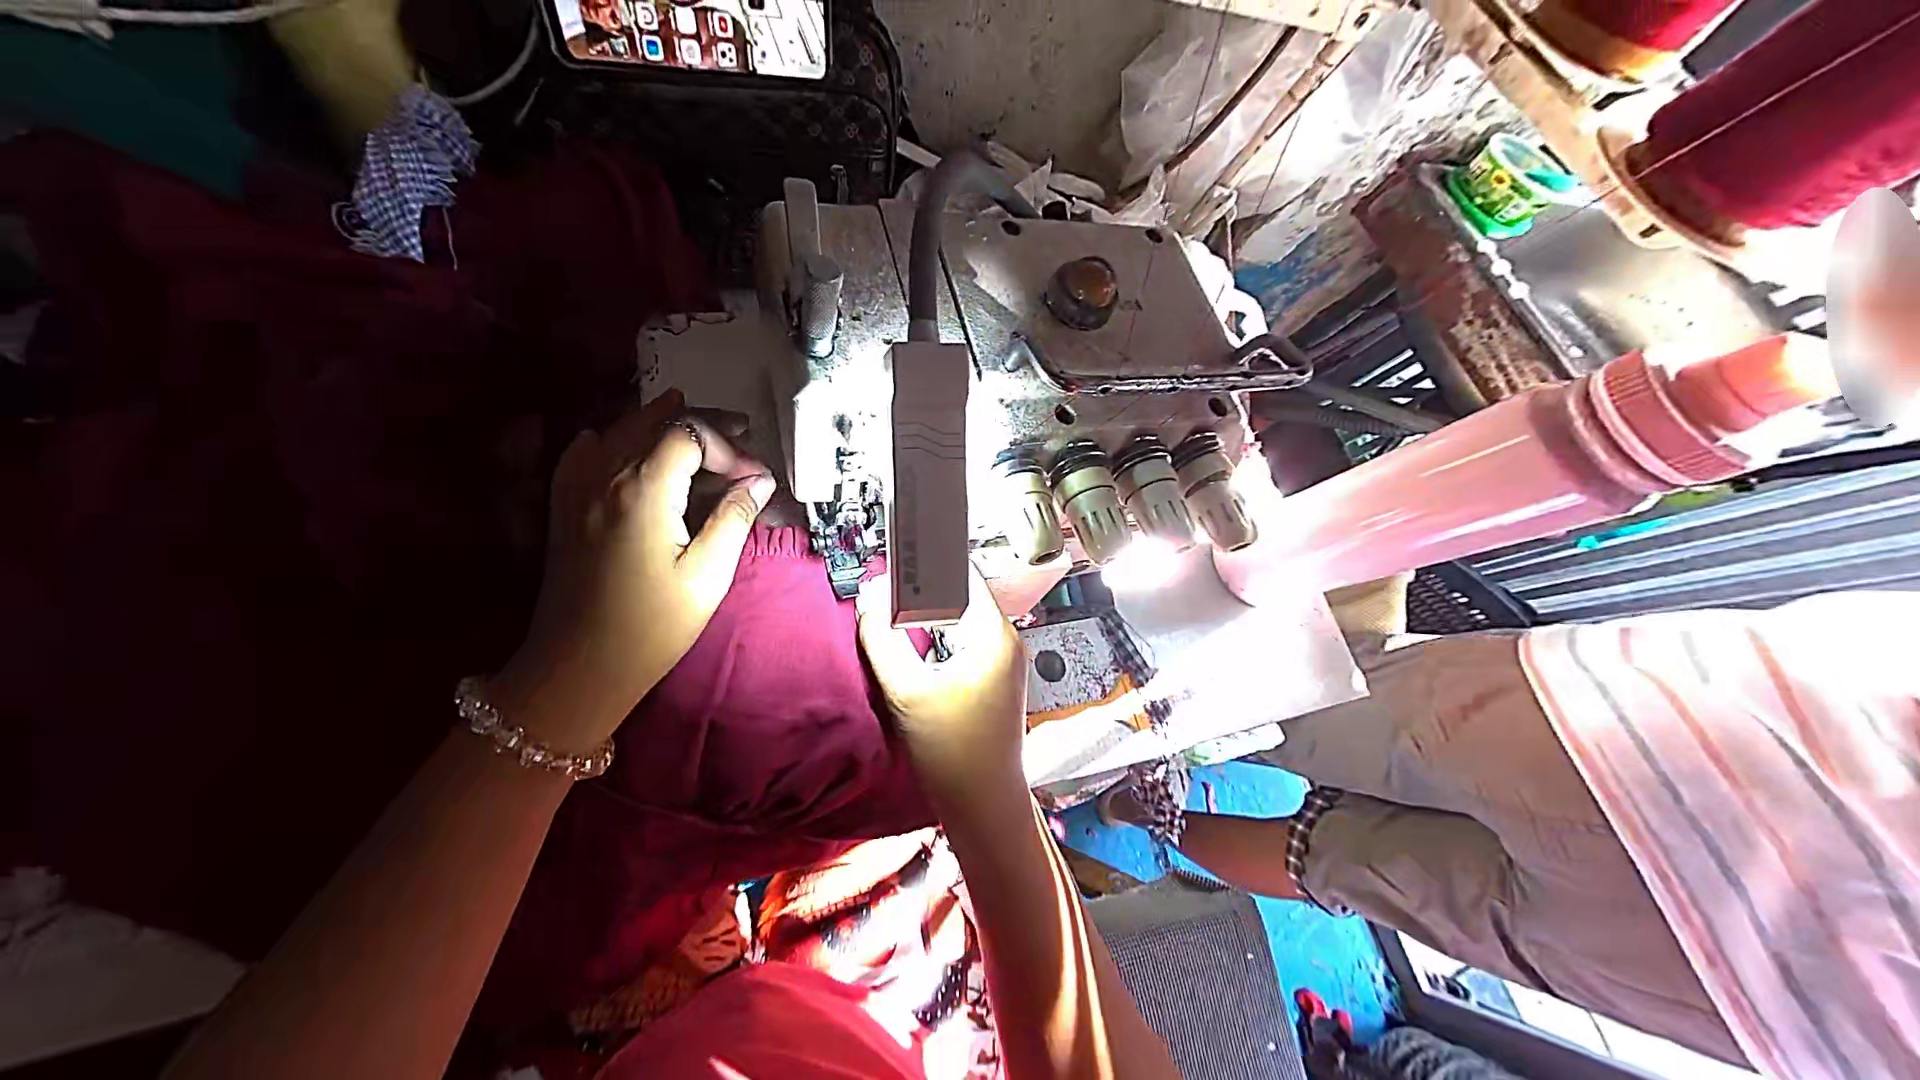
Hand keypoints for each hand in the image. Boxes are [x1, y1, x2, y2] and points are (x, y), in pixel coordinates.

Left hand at [492, 392, 774, 752]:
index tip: (755, 478)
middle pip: (655, 421)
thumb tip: (759, 481)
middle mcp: (602, 476)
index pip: (690, 435)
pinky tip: (631, 445)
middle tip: (740, 433)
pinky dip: (617, 437)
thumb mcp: (707, 576)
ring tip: (699, 431)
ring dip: (663, 423)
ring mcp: (576, 487)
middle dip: (703, 423)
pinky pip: (586, 449)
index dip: (729, 447)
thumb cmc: (651, 627)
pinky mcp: (563, 504)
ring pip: (621, 428)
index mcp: (642, 491)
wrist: (579, 667)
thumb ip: (734, 518)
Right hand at [857, 568, 1027, 804]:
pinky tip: (914, 647)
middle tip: (886, 587)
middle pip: (959, 596)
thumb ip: (882, 639)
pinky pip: (961, 641)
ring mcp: (1001, 660)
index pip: (961, 576)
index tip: (898, 556)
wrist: (982, 802)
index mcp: (994, 636)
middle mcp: (1005, 641)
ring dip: (926, 616)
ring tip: (895, 613)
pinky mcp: (991, 677)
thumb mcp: (907, 690)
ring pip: (958, 619)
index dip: (928, 563)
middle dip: (920, 591)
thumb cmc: (954, 753)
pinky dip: (936, 637)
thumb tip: (870, 599)